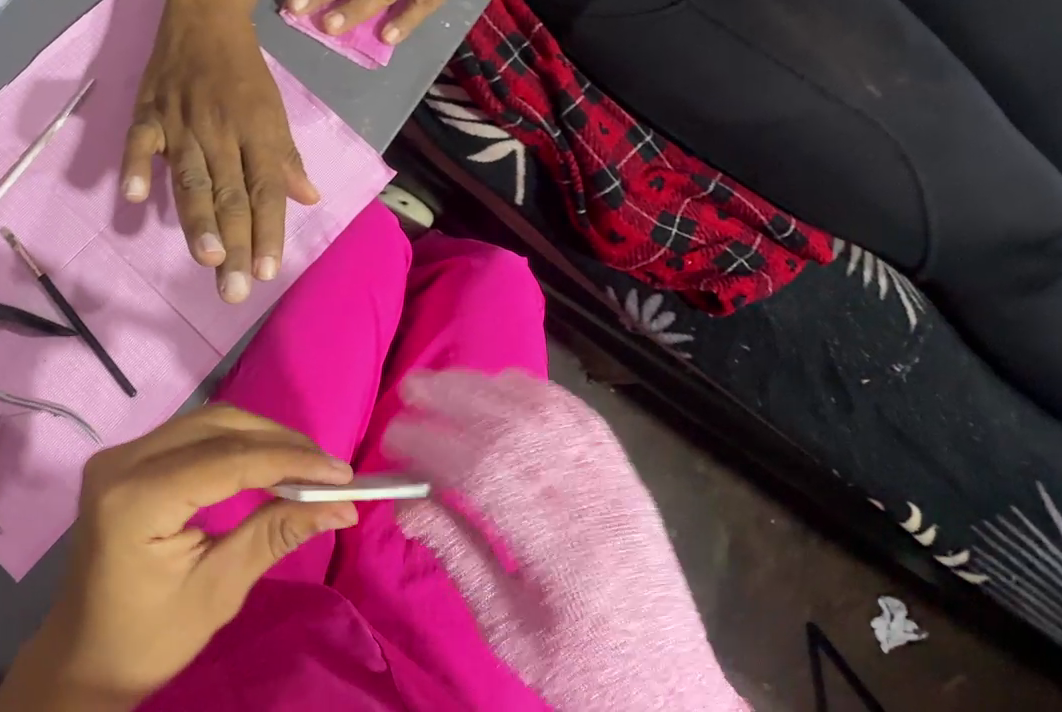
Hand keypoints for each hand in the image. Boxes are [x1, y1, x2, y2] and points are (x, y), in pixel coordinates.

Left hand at [0, 405, 357, 711]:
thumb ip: (274, 535)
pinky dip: (234, 443)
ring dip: (260, 438)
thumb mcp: (218, 591)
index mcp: (135, 499)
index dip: (289, 461)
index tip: (343, 474)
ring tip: (308, 465)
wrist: (84, 654)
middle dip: (279, 443)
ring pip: (205, 423)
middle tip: (329, 469)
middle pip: (216, 426)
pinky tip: (266, 463)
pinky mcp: (126, 459)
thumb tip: (340, 506)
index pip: (226, 460)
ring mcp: (120, 455)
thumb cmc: (149, 638)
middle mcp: (122, 461)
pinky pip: (190, 435)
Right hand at [123, 0, 320, 303]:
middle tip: (234, 289)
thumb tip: (308, 198)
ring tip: (205, 258)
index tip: (267, 272)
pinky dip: (135, 166)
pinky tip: (133, 198)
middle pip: (230, 194)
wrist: (205, 17)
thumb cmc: (243, 71)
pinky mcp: (149, 112)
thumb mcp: (273, 109)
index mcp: (256, 132)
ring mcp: (182, 122)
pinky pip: (139, 142)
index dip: (268, 230)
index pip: (265, 190)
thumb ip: (284, 155)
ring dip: (198, 218)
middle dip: (235, 243)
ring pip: (191, 177)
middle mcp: (222, 132)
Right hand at [385, 371, 745, 710]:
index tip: (390, 441)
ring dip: (489, 387)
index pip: (484, 473)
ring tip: (442, 380)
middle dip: (453, 400)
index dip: (430, 446)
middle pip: (515, 429)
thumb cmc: (581, 671)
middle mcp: (593, 505)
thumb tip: (404, 503)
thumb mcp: (507, 631)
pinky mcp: (629, 478)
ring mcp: (617, 485)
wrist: (671, 690)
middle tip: (407, 393)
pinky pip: (582, 417)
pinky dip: (539, 392)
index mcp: (560, 554)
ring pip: (547, 413)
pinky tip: (504, 384)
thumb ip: (457, 557)